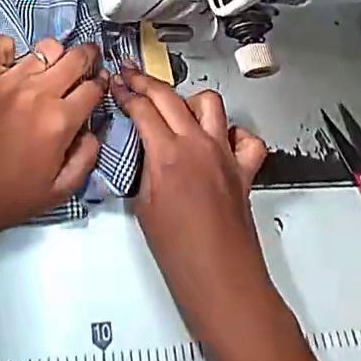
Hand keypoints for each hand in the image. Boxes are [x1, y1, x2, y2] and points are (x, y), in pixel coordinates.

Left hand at [0, 36, 105, 241]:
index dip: (101, 85)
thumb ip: (85, 159)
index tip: (99, 86)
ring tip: (51, 68)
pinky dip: (9, 47)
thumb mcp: (60, 191)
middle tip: (86, 65)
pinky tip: (13, 62)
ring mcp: (8, 80)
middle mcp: (38, 92)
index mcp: (60, 121)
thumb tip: (93, 130)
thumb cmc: (10, 196)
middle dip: (87, 58)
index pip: (93, 88)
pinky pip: (0, 45)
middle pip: (74, 58)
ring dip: (55, 55)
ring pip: (44, 48)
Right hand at [110, 67, 279, 338]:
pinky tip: (217, 138)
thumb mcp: (142, 204)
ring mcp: (224, 155)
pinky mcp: (243, 170)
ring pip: (208, 102)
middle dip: (144, 81)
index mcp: (168, 154)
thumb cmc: (181, 255)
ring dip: (187, 98)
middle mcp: (198, 146)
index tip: (115, 84)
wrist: (222, 283)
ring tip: (173, 104)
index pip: (141, 106)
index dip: (124, 91)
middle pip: (167, 94)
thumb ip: (141, 166)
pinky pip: (244, 138)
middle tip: (130, 76)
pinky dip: (232, 132)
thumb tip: (140, 148)